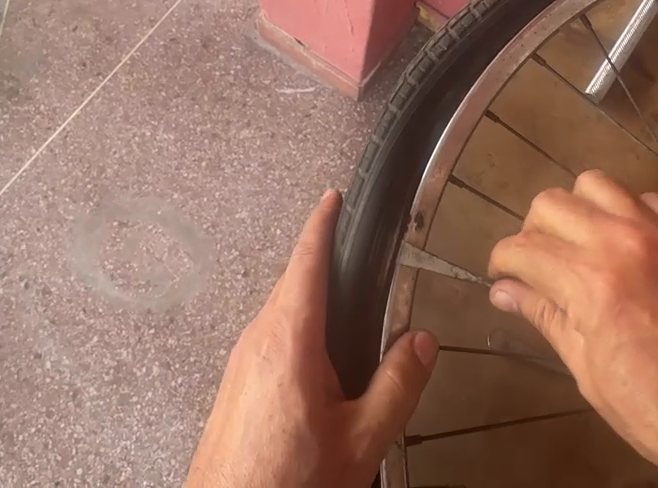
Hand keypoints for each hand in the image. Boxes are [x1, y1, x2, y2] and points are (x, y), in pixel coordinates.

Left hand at [186, 190, 438, 487]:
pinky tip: (318, 369)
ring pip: (281, 311)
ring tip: (346, 324)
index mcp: (289, 339)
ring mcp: (241, 360)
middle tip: (354, 261)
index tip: (332, 197)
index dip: (322, 223)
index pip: (307, 260)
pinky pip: (270, 337)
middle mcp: (258, 339)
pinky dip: (297, 332)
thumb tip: (421, 343)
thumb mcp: (358, 441)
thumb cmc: (284, 482)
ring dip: (311, 304)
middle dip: (324, 267)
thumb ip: (395, 386)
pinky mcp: (235, 382)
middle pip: (295, 282)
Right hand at [487, 171, 657, 487]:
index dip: (503, 263)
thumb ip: (547, 318)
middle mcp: (623, 242)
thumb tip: (504, 292)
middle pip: (551, 203)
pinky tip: (632, 247)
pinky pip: (647, 199)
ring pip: (596, 184)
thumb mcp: (593, 375)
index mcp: (591, 282)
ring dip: (578, 209)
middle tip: (541, 264)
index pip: (522, 248)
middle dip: (533, 232)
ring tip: (583, 244)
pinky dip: (628, 213)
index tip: (504, 276)